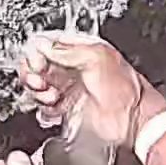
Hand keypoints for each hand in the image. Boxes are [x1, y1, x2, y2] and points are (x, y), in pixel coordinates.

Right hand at [17, 30, 164, 146]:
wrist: (133, 119)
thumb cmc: (124, 87)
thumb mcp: (94, 58)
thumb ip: (65, 51)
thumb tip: (41, 45)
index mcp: (79, 50)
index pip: (46, 45)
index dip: (37, 52)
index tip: (37, 61)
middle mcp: (71, 68)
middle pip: (36, 65)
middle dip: (32, 72)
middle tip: (39, 80)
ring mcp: (67, 89)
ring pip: (37, 86)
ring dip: (38, 91)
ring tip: (51, 96)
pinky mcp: (66, 109)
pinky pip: (44, 106)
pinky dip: (43, 107)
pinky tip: (54, 107)